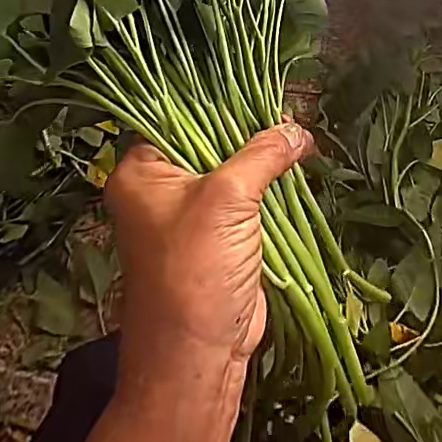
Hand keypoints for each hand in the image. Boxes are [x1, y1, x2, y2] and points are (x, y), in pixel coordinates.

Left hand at [105, 121, 312, 362]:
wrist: (199, 358)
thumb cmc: (194, 272)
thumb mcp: (227, 199)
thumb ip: (262, 154)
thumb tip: (298, 129)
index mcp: (142, 170)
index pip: (177, 114)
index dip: (217, 99)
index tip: (255, 84)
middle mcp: (162, 184)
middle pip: (209, 137)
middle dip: (249, 126)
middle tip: (284, 109)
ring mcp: (191, 208)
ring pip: (231, 165)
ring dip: (263, 154)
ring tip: (296, 131)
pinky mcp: (219, 230)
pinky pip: (246, 192)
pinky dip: (269, 180)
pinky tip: (295, 161)